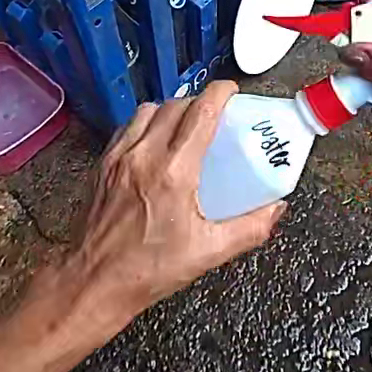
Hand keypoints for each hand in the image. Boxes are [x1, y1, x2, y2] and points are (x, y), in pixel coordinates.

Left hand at [39, 82, 286, 343]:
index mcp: (173, 173)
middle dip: (198, 102)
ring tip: (184, 126)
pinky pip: (127, 127)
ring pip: (147, 110)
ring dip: (170, 110)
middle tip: (215, 114)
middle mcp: (144, 156)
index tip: (231, 91)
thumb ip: (250, 228)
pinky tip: (154, 142)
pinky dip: (145, 124)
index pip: (200, 113)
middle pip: (175, 105)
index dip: (219, 94)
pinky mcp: (103, 164)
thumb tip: (276, 208)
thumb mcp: (209, 252)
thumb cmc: (148, 269)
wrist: (94, 280)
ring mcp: (119, 157)